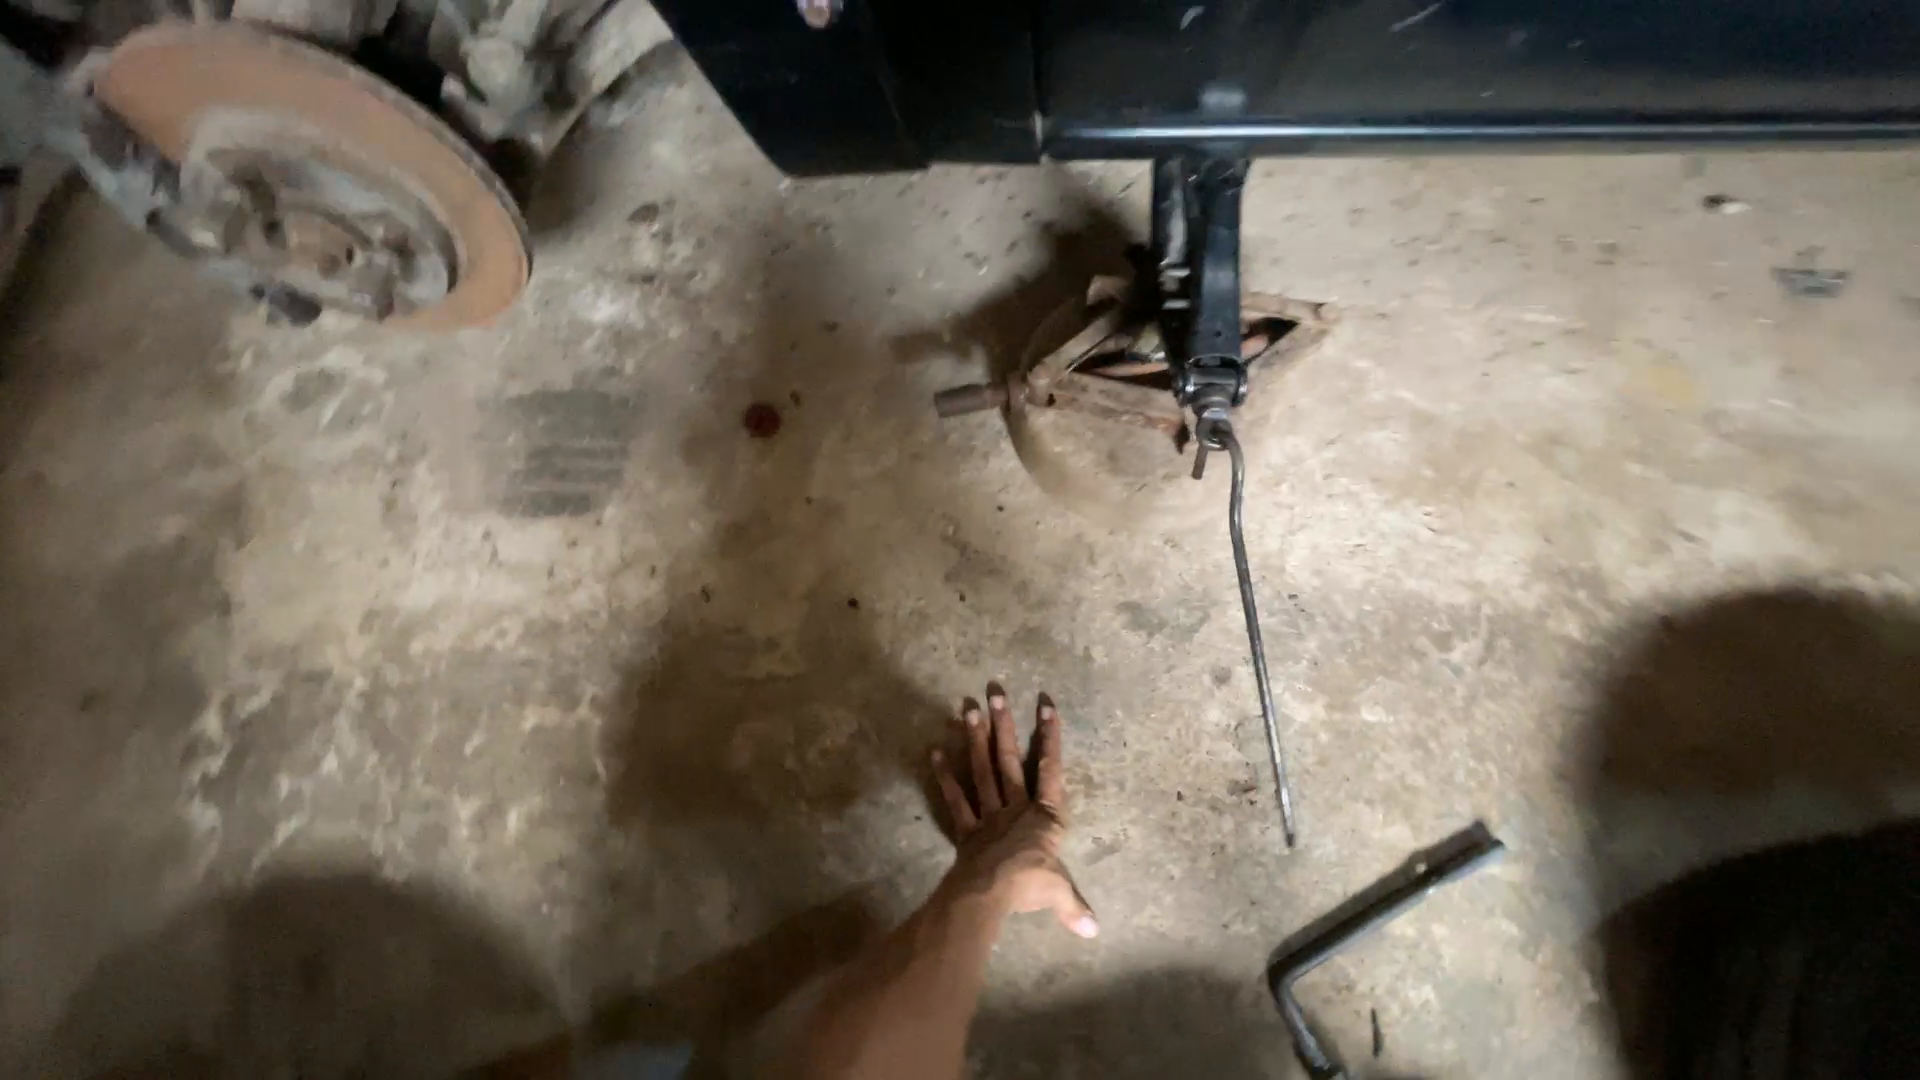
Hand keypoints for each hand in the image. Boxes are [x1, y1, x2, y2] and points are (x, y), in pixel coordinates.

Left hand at [931, 684, 1098, 939]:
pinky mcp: (966, 828)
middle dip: (1004, 724)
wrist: (989, 893)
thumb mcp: (1060, 893)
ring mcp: (988, 814)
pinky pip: (956, 799)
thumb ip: (1074, 906)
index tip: (1046, 704)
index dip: (1049, 736)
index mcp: (1044, 816)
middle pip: (1008, 759)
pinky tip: (935, 751)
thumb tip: (1094, 930)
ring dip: (975, 738)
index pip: (1050, 769)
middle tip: (994, 691)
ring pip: (982, 770)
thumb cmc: (1029, 885)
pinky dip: (945, 776)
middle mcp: (1016, 806)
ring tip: (967, 707)